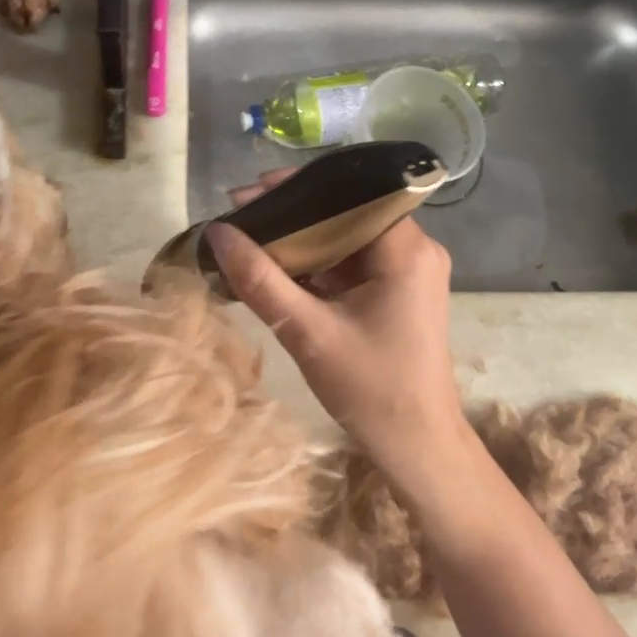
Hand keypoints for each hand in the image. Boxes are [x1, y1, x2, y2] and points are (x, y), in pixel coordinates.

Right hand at [205, 170, 466, 472]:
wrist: (418, 448)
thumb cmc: (371, 389)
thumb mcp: (307, 332)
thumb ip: (260, 279)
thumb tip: (217, 232)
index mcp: (406, 249)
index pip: (351, 192)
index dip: (298, 188)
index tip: (251, 194)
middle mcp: (415, 248)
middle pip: (348, 209)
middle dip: (293, 211)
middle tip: (242, 214)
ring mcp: (409, 269)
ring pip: (348, 234)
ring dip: (303, 236)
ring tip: (252, 237)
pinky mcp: (400, 289)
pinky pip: (354, 259)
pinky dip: (319, 260)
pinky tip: (279, 266)